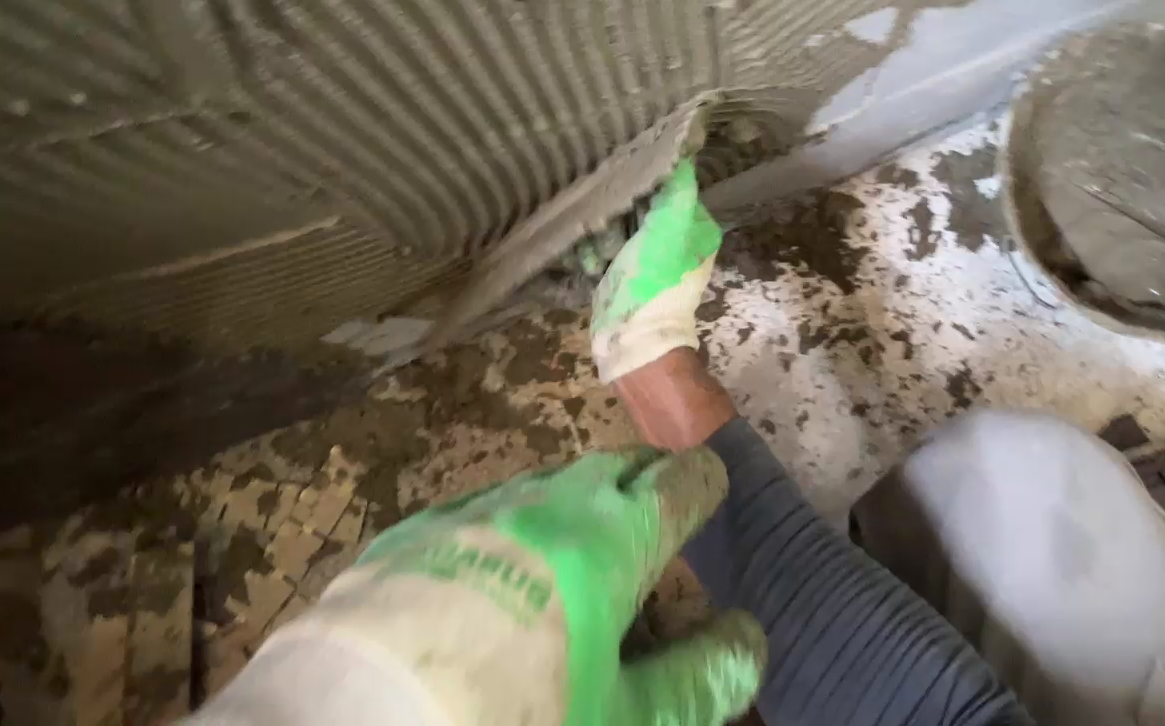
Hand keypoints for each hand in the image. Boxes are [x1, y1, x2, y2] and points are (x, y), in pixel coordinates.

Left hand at [267, 448, 763, 725]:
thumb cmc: (513, 724)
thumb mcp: (623, 722)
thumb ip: (697, 678)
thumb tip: (751, 637)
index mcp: (614, 533)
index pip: (680, 480)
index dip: (703, 482)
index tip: (711, 488)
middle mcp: (551, 500)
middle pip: (616, 464)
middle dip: (645, 476)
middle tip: (656, 502)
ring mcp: (477, 509)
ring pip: (548, 482)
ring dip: (578, 498)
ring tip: (581, 534)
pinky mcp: (414, 533)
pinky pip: (481, 509)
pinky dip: (511, 523)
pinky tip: (495, 561)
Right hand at [592, 160, 721, 382]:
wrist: (631, 340)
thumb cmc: (653, 282)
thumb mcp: (669, 229)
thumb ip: (678, 189)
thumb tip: (683, 148)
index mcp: (696, 226)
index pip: (669, 184)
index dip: (644, 181)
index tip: (621, 180)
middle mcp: (675, 238)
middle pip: (638, 203)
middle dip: (616, 211)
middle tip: (605, 222)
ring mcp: (648, 257)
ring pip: (616, 224)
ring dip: (600, 234)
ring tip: (599, 252)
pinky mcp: (623, 272)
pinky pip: (603, 247)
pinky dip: (592, 252)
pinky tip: (590, 264)